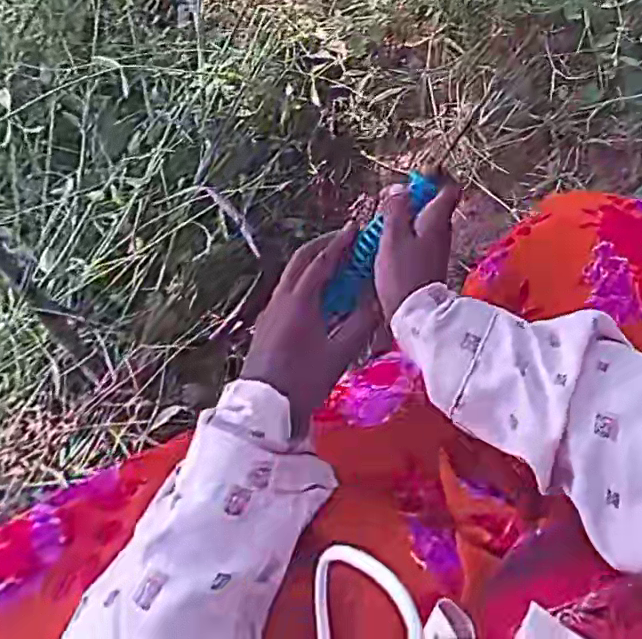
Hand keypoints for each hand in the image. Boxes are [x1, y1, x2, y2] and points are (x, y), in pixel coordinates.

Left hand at [241, 224, 379, 437]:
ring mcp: (271, 310)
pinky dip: (305, 278)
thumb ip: (361, 322)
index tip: (354, 229)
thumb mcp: (340, 353)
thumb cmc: (303, 381)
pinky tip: (319, 292)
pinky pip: (288, 288)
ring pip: (292, 273)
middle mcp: (282, 299)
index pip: (321, 262)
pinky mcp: (267, 322)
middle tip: (344, 239)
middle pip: (301, 259)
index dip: (340, 243)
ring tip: (334, 261)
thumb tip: (377, 299)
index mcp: (299, 301)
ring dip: (313, 261)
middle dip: (323, 244)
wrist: (263, 411)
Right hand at [374, 177, 461, 319]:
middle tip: (388, 202)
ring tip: (383, 223)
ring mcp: (437, 246)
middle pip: (433, 203)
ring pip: (423, 221)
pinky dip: (404, 233)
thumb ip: (396, 210)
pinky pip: (418, 237)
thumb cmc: (403, 274)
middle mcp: (442, 231)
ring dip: (405, 217)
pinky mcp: (428, 260)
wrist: (415, 314)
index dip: (434, 179)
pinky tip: (387, 242)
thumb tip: (399, 188)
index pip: (448, 189)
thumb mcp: (392, 237)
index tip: (414, 179)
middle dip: (412, 198)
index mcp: (437, 220)